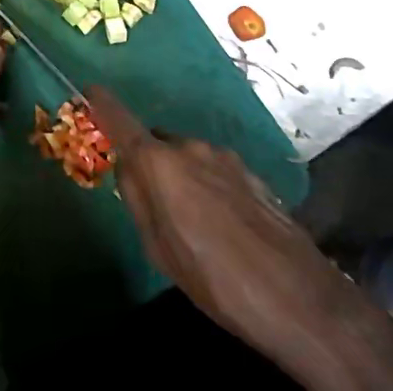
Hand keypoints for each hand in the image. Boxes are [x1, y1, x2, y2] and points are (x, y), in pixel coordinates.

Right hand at [87, 89, 392, 390]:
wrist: (303, 301)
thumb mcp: (158, 247)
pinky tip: (224, 225)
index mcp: (159, 162)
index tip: (90, 91)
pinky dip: (208, 186)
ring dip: (181, 176)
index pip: (120, 119)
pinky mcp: (253, 176)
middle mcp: (190, 147)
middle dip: (149, 161)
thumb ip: (137, 198)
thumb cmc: (215, 278)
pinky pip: (215, 171)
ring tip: (193, 222)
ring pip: (188, 157)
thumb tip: (127, 168)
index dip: (101, 103)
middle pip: (156, 142)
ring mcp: (226, 159)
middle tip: (152, 201)